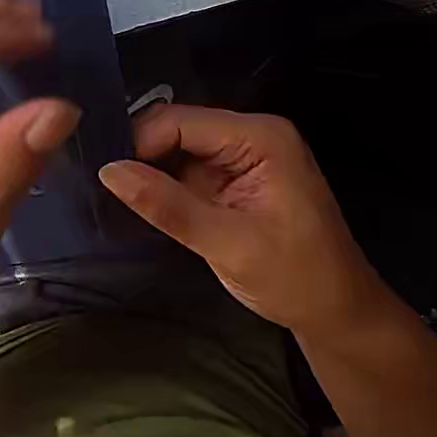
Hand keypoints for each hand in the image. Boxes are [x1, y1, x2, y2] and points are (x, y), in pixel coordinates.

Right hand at [98, 104, 382, 335]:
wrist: (338, 315)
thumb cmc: (297, 278)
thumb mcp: (229, 244)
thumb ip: (168, 205)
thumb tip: (109, 171)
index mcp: (259, 136)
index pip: (180, 121)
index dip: (138, 143)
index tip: (104, 176)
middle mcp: (248, 135)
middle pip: (175, 130)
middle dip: (138, 155)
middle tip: (98, 184)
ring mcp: (239, 156)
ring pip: (175, 150)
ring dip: (146, 171)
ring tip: (108, 193)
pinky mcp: (231, 179)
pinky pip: (184, 171)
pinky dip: (160, 187)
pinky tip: (136, 203)